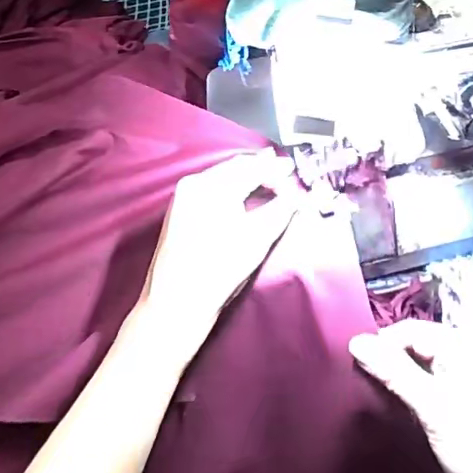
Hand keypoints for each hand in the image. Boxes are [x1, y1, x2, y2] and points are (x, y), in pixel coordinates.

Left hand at [134, 151, 297, 335]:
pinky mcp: (179, 207)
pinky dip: (231, 182)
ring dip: (247, 173)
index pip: (254, 169)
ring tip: (267, 178)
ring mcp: (184, 194)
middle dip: (262, 167)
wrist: (174, 306)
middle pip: (238, 166)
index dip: (277, 169)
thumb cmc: (219, 272)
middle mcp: (196, 183)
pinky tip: (243, 190)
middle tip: (283, 171)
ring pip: (224, 172)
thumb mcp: (260, 238)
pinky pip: (212, 183)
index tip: (293, 170)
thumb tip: (298, 194)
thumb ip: (283, 208)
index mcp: (214, 187)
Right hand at [349, 320, 472, 472]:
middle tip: (363, 377)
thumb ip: (394, 372)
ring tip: (378, 390)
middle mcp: (468, 349)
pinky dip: (414, 386)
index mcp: (464, 342)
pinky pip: (432, 378)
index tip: (355, 361)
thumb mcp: (430, 405)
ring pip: (423, 361)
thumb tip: (357, 342)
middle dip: (390, 357)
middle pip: (418, 343)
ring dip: (401, 373)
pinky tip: (401, 403)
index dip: (383, 342)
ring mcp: (469, 372)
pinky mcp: (466, 394)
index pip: (413, 329)